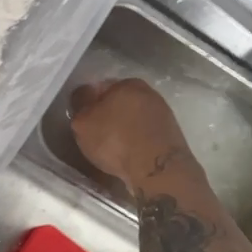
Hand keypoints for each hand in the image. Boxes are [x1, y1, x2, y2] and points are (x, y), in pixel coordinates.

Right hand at [68, 78, 192, 190]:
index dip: (88, 105)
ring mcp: (162, 112)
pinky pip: (144, 133)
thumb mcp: (82, 122)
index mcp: (126, 83)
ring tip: (111, 148)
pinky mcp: (170, 132)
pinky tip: (127, 154)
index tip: (83, 121)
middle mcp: (148, 92)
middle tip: (95, 135)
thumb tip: (84, 96)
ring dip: (122, 129)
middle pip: (119, 103)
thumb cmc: (114, 140)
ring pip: (132, 118)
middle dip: (107, 116)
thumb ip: (80, 104)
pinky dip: (135, 140)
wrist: (155, 167)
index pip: (99, 88)